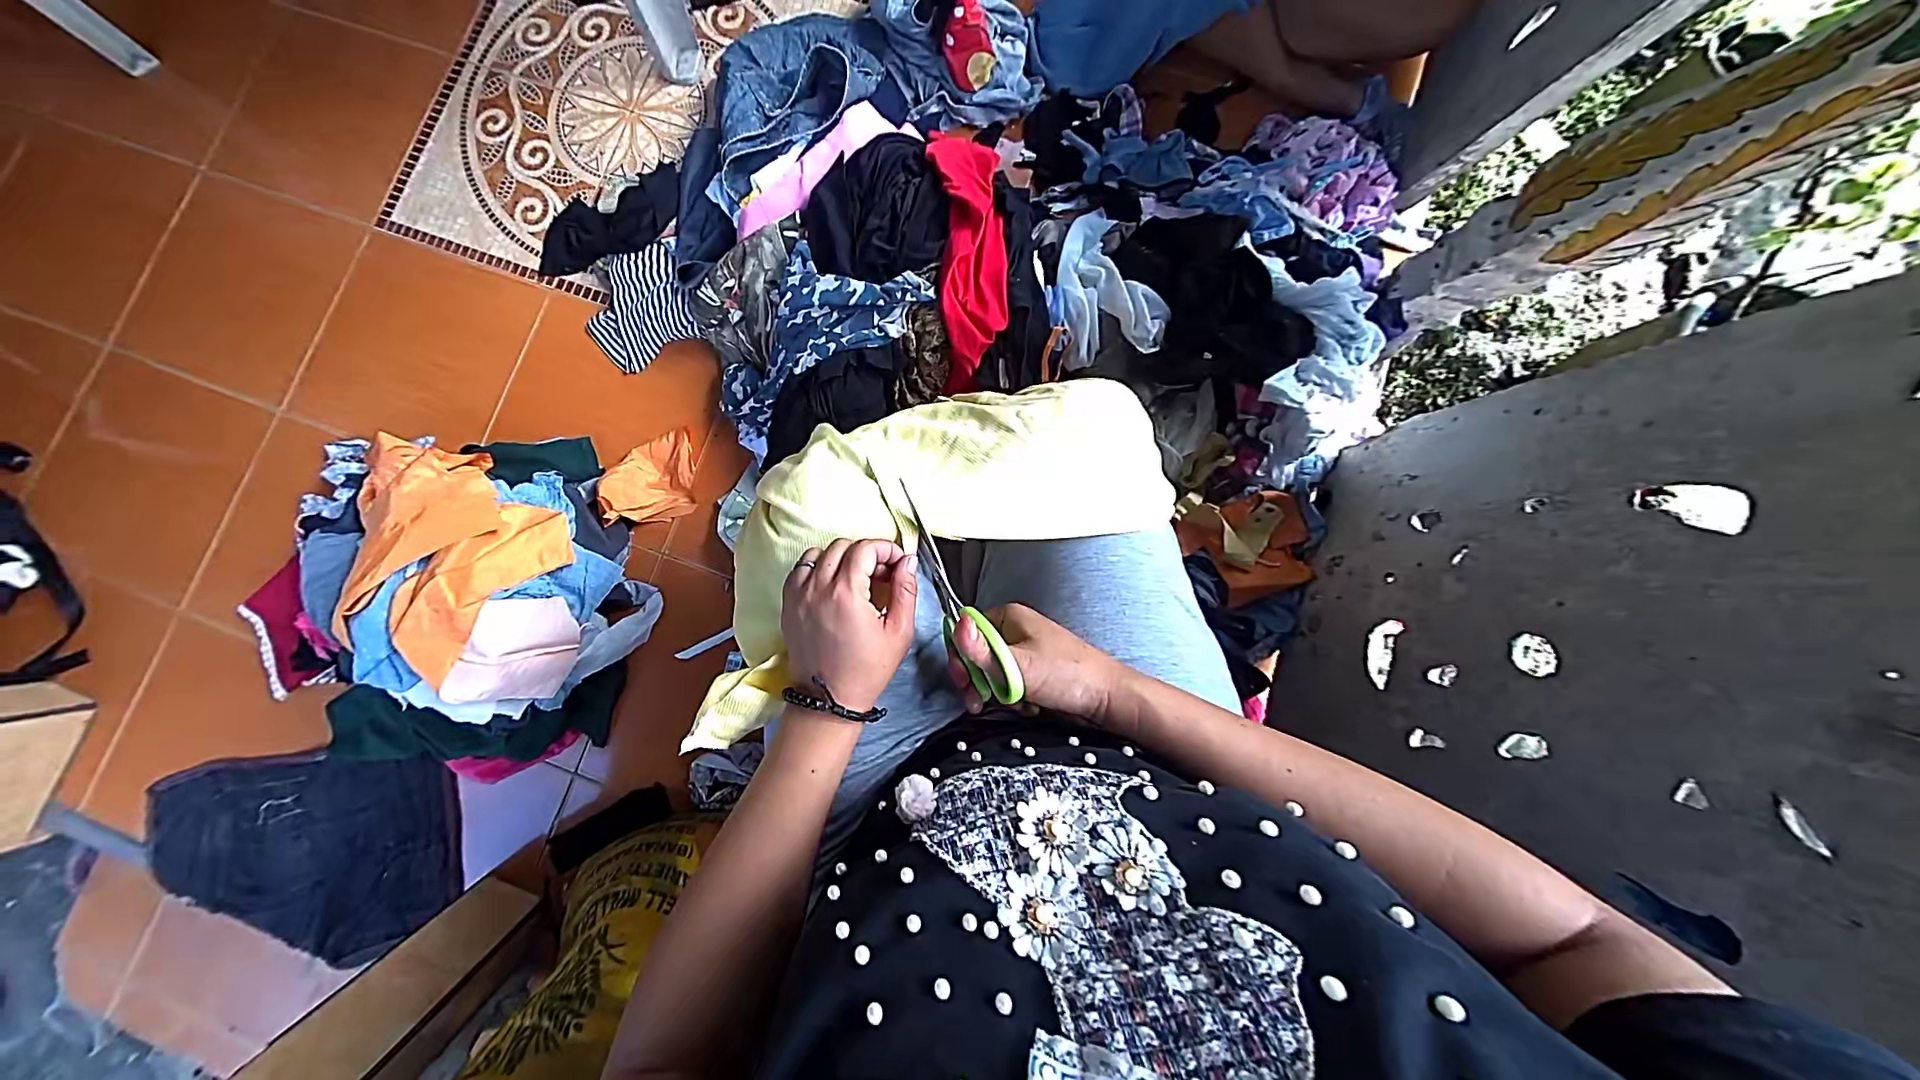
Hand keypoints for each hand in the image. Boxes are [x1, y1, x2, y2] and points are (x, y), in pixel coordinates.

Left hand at [782, 539, 918, 713]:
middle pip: (843, 546)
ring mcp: (799, 596)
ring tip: (856, 577)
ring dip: (841, 558)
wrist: (830, 700)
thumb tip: (908, 563)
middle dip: (867, 553)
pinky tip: (833, 585)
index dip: (887, 549)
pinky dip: (817, 568)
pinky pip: (800, 570)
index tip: (897, 560)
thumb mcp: (899, 631)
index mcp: (846, 593)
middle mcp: (818, 589)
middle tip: (882, 572)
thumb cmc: (864, 671)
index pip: (865, 548)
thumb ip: (906, 590)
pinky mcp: (789, 605)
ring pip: (819, 553)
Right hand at [946, 604, 1129, 721]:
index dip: (961, 657)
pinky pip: (1007, 686)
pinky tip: (1026, 706)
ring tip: (1013, 703)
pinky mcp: (1031, 673)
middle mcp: (1014, 631)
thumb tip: (957, 626)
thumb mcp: (1021, 665)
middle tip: (980, 700)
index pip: (967, 631)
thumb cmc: (1072, 676)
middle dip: (977, 681)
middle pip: (975, 655)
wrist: (1107, 699)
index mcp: (1009, 617)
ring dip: (996, 693)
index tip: (964, 680)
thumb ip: (984, 651)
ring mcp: (1023, 652)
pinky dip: (1012, 699)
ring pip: (990, 674)